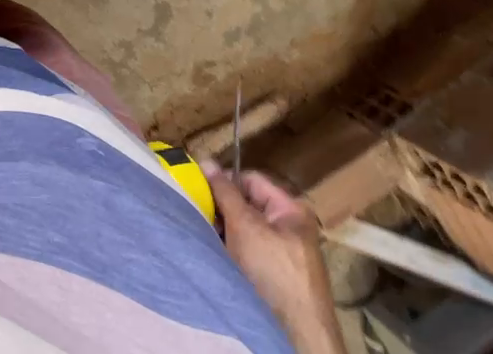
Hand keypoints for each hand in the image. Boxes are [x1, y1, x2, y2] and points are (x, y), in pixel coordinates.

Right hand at [203, 164, 346, 353]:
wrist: (296, 332)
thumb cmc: (273, 271)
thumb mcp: (245, 225)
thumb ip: (225, 192)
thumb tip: (206, 160)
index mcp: (290, 209)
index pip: (250, 180)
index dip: (224, 181)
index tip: (196, 187)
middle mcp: (288, 227)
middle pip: (245, 204)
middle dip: (220, 208)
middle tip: (196, 212)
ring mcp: (281, 252)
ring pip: (243, 229)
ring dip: (222, 230)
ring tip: (201, 232)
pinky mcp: (273, 274)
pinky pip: (245, 250)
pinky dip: (229, 249)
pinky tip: (214, 253)